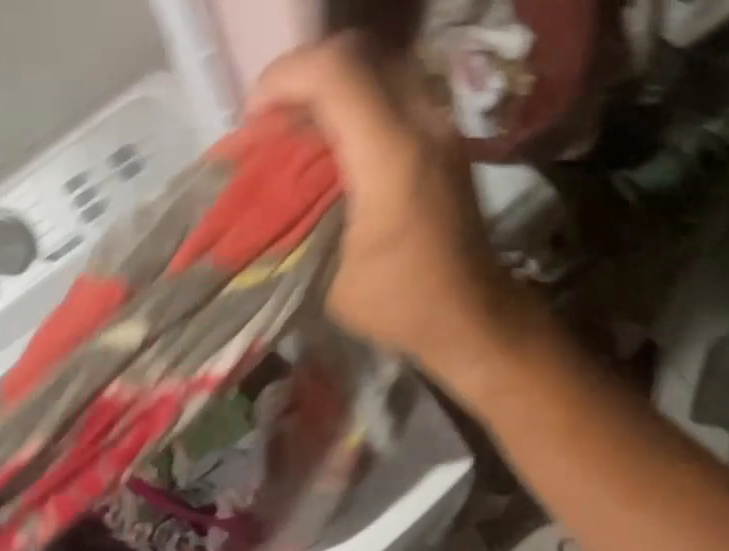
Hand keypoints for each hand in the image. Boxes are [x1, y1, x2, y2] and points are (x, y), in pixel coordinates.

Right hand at [253, 36, 540, 373]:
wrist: (473, 317)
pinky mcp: (447, 137)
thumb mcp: (327, 279)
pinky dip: (357, 103)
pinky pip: (395, 92)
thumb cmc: (399, 305)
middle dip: (303, 78)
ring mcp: (441, 126)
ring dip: (331, 88)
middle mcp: (422, 125)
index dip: (282, 79)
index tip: (255, 122)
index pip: (333, 72)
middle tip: (275, 123)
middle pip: (355, 54)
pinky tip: (337, 148)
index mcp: (391, 157)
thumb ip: (294, 223)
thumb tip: (260, 195)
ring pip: (377, 66)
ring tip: (302, 133)